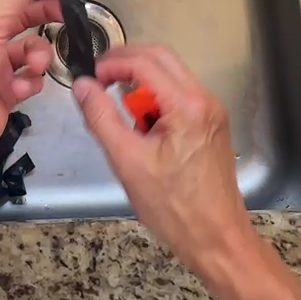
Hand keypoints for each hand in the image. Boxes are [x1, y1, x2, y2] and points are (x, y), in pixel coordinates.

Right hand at [72, 44, 252, 274]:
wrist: (218, 242)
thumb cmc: (174, 208)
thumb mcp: (127, 162)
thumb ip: (101, 117)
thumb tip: (82, 85)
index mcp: (188, 106)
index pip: (145, 62)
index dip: (113, 62)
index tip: (91, 77)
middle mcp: (205, 100)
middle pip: (161, 57)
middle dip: (127, 62)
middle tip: (100, 80)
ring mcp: (212, 111)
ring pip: (171, 73)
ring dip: (141, 81)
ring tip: (120, 110)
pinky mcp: (211, 124)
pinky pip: (179, 94)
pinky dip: (155, 98)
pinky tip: (142, 126)